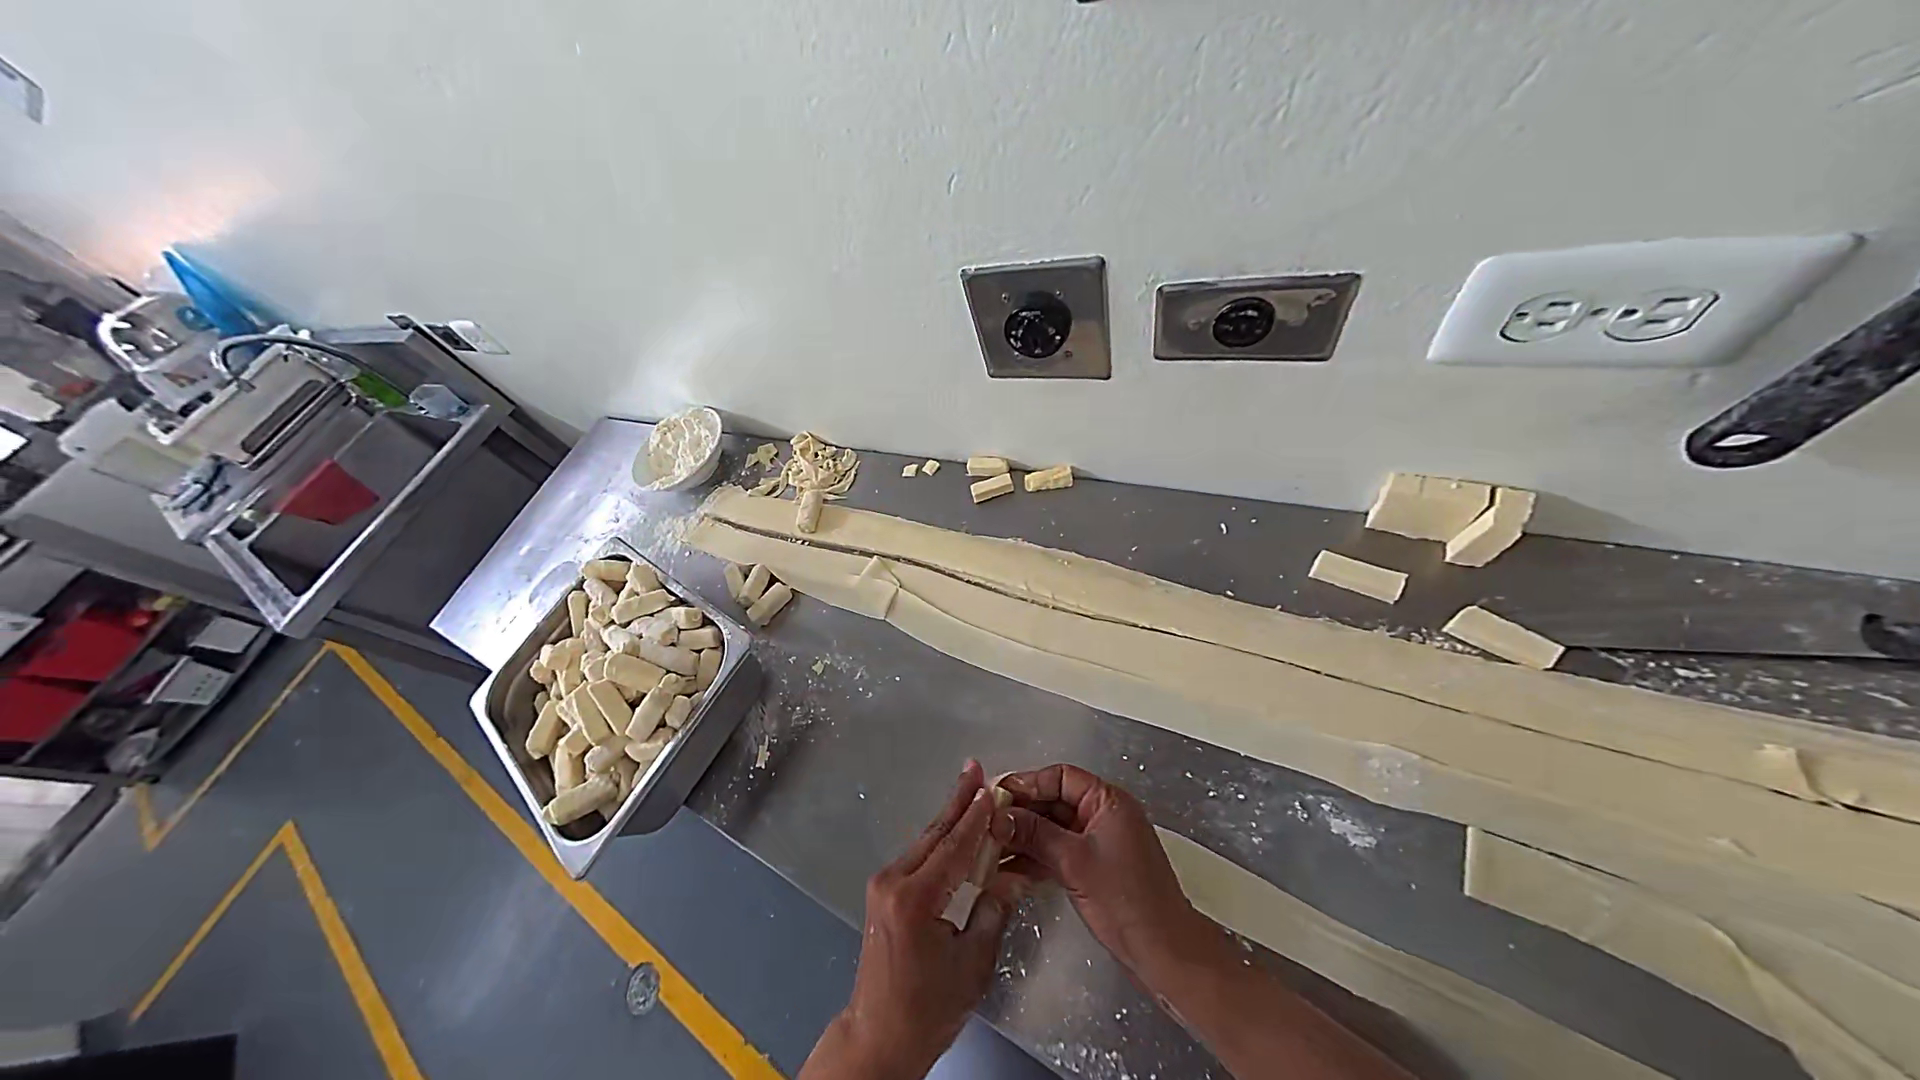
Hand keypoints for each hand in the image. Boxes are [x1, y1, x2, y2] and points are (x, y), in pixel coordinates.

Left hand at [802, 760, 1027, 1079]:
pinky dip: (939, 841)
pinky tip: (953, 829)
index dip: (976, 817)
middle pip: (934, 834)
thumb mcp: (973, 961)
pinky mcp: (881, 893)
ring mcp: (883, 885)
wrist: (879, 1035)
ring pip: (924, 843)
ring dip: (949, 818)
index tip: (991, 789)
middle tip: (974, 768)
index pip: (955, 847)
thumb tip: (1014, 873)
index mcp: (916, 899)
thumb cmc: (929, 1007)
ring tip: (970, 790)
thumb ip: (993, 909)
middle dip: (958, 801)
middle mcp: (893, 882)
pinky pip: (917, 857)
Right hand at [994, 764, 1200, 974]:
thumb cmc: (1125, 899)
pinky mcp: (1093, 868)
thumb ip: (1034, 834)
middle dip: (1020, 812)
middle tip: (986, 823)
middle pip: (1053, 801)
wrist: (1163, 953)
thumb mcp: (1074, 861)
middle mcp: (1103, 815)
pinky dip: (1035, 857)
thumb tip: (998, 816)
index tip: (996, 795)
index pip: (1061, 777)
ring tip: (989, 847)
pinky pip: (1057, 851)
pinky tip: (1007, 869)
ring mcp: (1098, 842)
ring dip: (1023, 837)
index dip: (1027, 783)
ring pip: (1052, 828)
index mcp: (1107, 801)